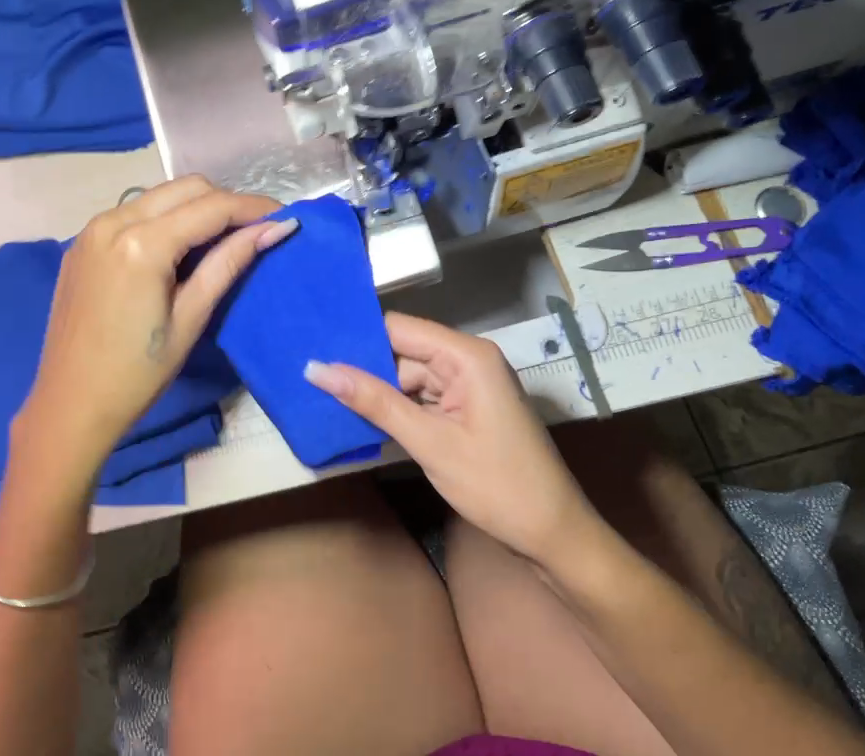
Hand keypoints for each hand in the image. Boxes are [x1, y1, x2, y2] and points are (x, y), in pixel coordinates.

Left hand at [17, 176, 292, 468]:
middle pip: (184, 188)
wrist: (70, 403)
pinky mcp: (81, 244)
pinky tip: (177, 251)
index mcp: (142, 244)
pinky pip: (131, 213)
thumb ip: (227, 265)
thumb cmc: (136, 374)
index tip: (284, 218)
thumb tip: (271, 230)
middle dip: (224, 202)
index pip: (210, 206)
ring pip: (157, 196)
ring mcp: (91, 229)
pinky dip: (162, 219)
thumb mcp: (190, 319)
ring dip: (193, 208)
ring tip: (221, 240)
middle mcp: (112, 221)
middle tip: (255, 231)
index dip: (253, 208)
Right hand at [303, 313, 600, 564]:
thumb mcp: (429, 443)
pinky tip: (360, 419)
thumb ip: (374, 402)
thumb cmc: (497, 485)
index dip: (357, 337)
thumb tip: (316, 369)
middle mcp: (468, 361)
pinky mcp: (466, 409)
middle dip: (362, 368)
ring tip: (323, 399)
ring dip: (376, 393)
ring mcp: (468, 386)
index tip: (311, 346)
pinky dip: (395, 410)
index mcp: (467, 356)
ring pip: (407, 377)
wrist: (554, 535)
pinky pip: (421, 398)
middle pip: (401, 352)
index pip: (398, 328)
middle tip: (309, 380)